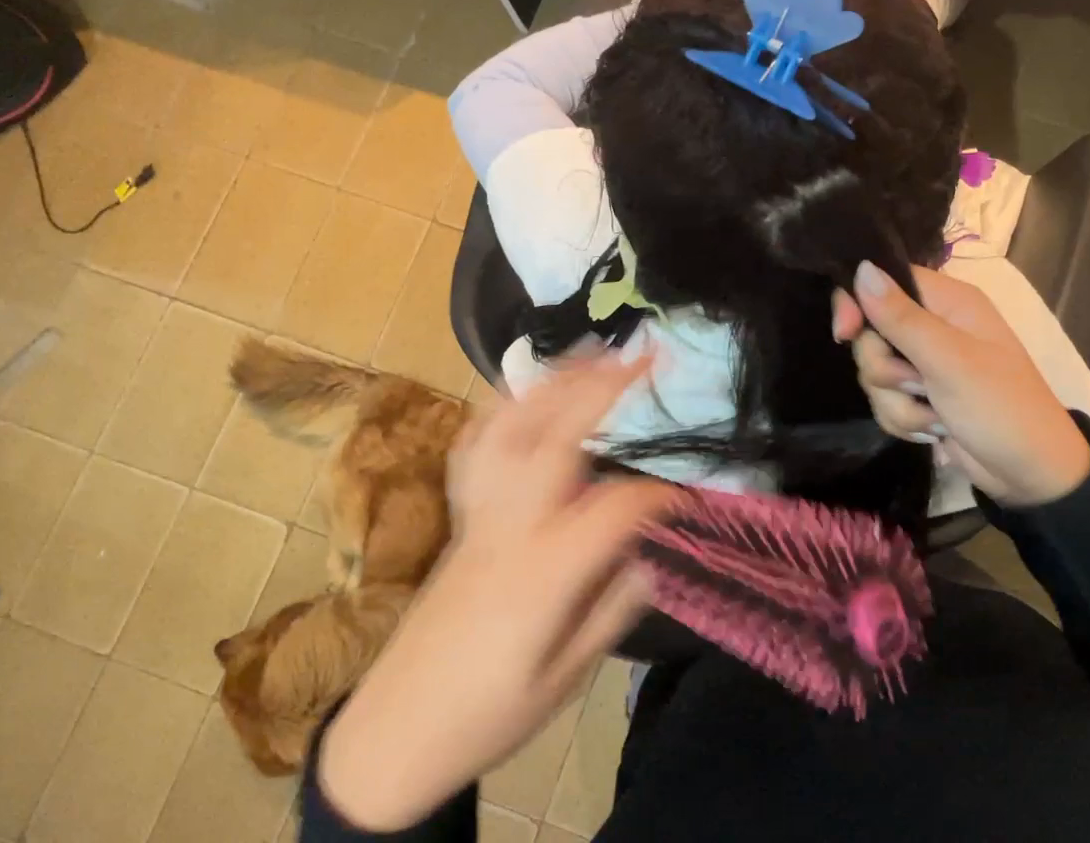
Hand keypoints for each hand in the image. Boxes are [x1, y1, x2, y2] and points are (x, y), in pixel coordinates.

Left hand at [319, 352, 674, 830]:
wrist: (392, 735)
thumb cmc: (490, 714)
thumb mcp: (567, 675)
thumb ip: (616, 605)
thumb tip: (659, 552)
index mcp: (542, 573)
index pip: (616, 508)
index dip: (663, 495)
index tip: (696, 499)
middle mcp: (507, 528)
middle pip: (555, 437)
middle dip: (604, 388)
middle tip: (648, 356)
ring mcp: (476, 516)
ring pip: (509, 428)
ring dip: (554, 382)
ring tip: (594, 353)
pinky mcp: (459, 518)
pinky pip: (477, 446)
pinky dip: (506, 407)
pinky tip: (531, 393)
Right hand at [834, 262, 1089, 505]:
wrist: (1031, 474)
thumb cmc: (1000, 407)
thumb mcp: (949, 360)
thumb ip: (901, 317)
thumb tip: (861, 268)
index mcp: (948, 302)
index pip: (884, 281)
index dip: (858, 303)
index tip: (845, 334)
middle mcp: (935, 327)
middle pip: (871, 334)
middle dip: (885, 369)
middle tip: (917, 384)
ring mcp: (927, 365)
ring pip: (875, 373)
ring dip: (899, 402)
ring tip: (936, 416)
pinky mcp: (922, 399)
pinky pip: (886, 401)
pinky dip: (905, 420)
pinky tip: (936, 431)